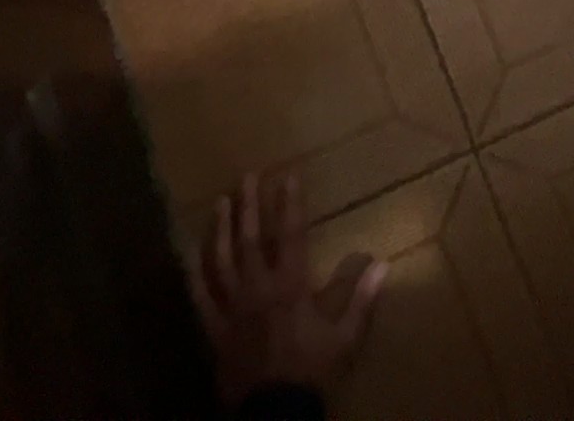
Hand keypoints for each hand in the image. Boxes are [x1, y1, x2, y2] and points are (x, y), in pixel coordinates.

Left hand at [190, 171, 386, 404]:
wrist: (274, 412)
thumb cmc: (313, 369)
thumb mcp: (345, 335)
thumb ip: (360, 296)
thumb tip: (381, 261)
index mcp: (291, 286)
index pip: (291, 234)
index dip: (290, 203)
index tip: (289, 175)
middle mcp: (258, 289)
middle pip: (251, 239)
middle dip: (250, 204)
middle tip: (248, 176)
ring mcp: (232, 308)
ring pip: (221, 261)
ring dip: (221, 229)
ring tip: (220, 202)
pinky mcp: (215, 329)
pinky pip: (201, 297)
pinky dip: (196, 274)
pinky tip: (193, 255)